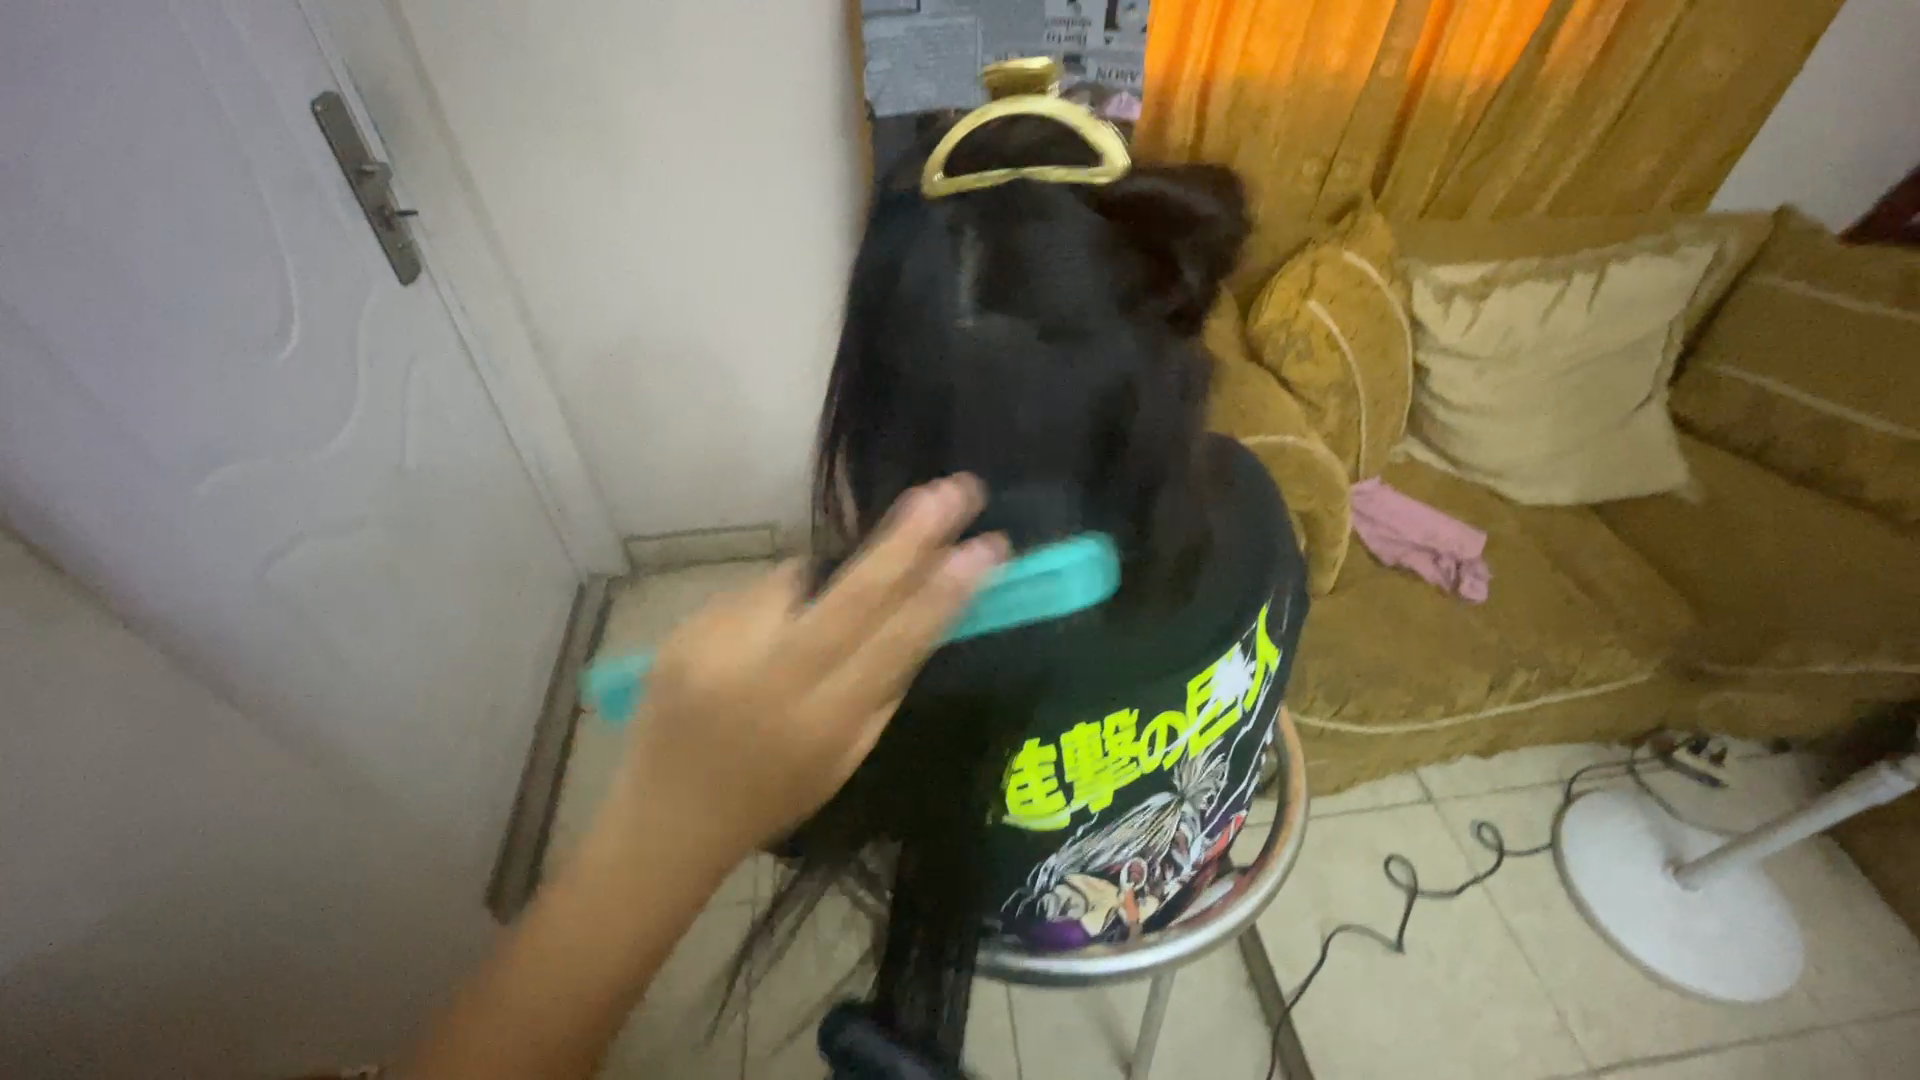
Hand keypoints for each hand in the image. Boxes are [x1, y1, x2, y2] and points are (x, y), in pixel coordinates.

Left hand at [607, 475, 1006, 864]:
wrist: (664, 815)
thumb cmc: (772, 796)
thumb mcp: (845, 759)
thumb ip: (882, 685)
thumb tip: (921, 609)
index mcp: (824, 722)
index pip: (897, 643)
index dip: (944, 592)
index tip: (985, 547)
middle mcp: (773, 677)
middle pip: (854, 593)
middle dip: (910, 537)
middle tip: (955, 489)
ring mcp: (722, 645)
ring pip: (802, 582)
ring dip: (826, 583)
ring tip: (806, 631)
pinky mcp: (688, 627)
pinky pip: (757, 596)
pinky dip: (775, 609)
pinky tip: (760, 644)